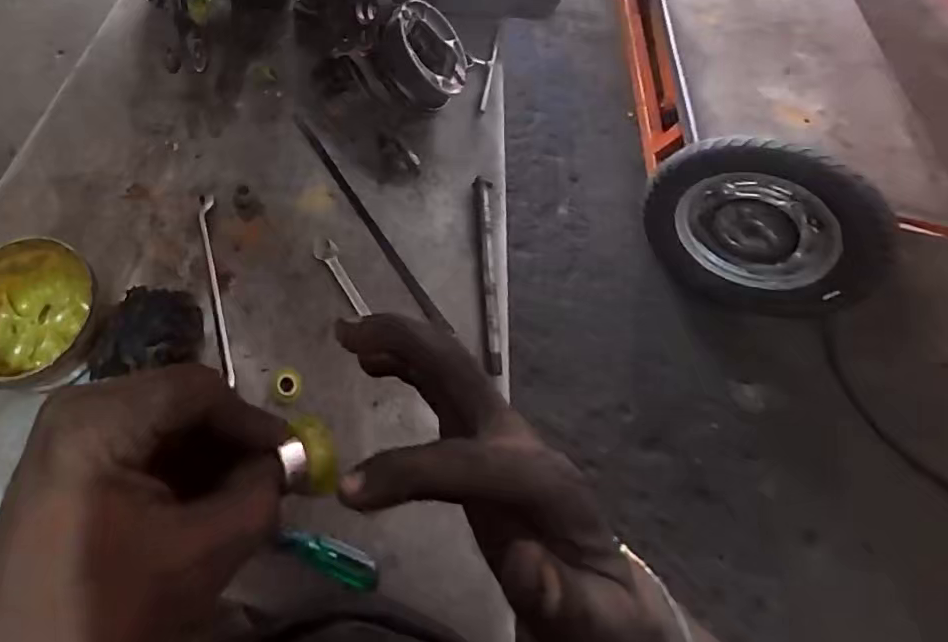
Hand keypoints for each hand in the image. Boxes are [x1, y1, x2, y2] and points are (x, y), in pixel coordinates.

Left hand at [0, 364, 289, 641]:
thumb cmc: (98, 615)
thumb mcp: (193, 560)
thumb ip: (254, 500)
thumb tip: (284, 464)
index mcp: (100, 416)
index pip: (198, 388)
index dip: (251, 419)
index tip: (292, 455)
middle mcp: (81, 404)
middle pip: (179, 400)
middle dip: (229, 439)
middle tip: (272, 476)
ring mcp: (69, 429)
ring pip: (161, 420)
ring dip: (206, 454)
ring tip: (244, 493)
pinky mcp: (67, 456)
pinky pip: (138, 442)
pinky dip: (176, 468)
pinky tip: (203, 500)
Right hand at [336, 315, 702, 641]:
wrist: (598, 581)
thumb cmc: (592, 604)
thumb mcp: (592, 621)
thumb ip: (562, 597)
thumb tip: (524, 561)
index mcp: (540, 478)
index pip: (466, 461)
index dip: (406, 469)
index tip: (349, 492)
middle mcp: (514, 435)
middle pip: (460, 369)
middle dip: (405, 342)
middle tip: (349, 335)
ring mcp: (495, 425)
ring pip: (446, 361)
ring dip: (399, 339)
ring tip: (349, 336)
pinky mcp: (478, 429)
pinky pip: (437, 381)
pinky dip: (404, 361)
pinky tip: (374, 363)